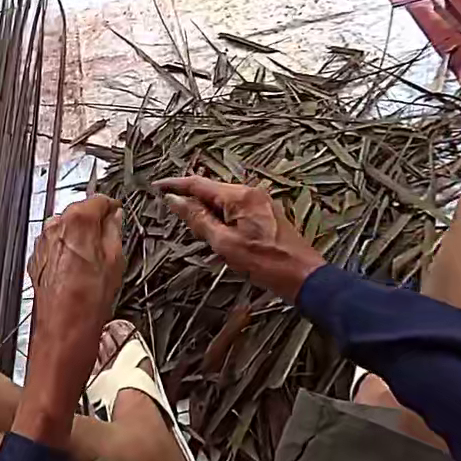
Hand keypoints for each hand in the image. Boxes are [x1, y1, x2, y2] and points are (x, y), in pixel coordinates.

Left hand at [17, 195, 125, 447]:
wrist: (61, 338)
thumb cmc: (87, 307)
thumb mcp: (115, 262)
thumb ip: (114, 231)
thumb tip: (115, 218)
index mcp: (77, 222)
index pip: (98, 199)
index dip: (112, 207)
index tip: (119, 214)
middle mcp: (55, 227)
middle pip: (80, 212)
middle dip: (96, 223)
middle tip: (112, 243)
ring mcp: (43, 243)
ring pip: (68, 229)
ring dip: (82, 239)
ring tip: (97, 263)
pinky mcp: (37, 260)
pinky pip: (56, 246)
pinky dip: (68, 252)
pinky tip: (81, 273)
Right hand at [156, 176, 324, 300]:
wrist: (304, 277)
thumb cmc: (265, 263)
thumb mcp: (224, 243)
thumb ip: (198, 219)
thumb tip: (175, 201)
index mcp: (239, 196)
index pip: (198, 184)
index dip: (175, 185)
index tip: (157, 186)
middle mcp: (250, 192)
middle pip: (210, 190)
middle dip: (190, 200)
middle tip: (173, 212)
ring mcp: (259, 202)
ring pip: (222, 200)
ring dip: (206, 211)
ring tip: (195, 227)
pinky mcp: (265, 213)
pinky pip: (234, 208)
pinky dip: (220, 216)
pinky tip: (216, 232)